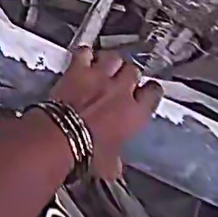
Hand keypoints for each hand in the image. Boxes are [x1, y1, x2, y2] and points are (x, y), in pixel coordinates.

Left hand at [51, 47, 161, 180]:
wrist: (63, 134)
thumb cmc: (90, 152)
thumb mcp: (112, 163)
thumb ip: (118, 158)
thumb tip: (114, 165)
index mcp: (136, 113)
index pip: (154, 92)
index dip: (150, 90)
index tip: (146, 90)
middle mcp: (121, 90)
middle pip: (133, 69)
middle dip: (129, 72)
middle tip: (122, 77)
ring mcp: (99, 76)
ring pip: (113, 56)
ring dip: (110, 60)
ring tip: (106, 64)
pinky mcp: (78, 69)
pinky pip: (85, 51)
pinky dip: (84, 52)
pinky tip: (83, 57)